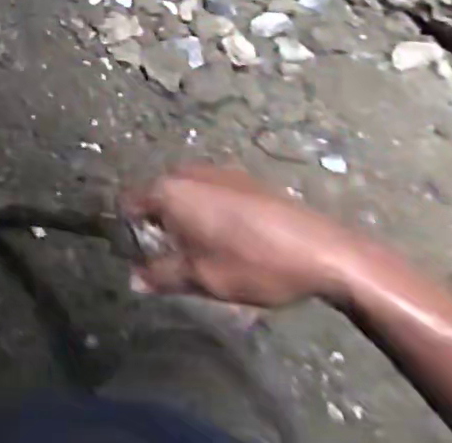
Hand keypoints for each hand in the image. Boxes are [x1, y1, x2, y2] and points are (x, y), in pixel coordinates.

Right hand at [121, 165, 367, 308]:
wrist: (325, 252)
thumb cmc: (254, 264)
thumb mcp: (204, 279)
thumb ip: (161, 276)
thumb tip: (132, 280)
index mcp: (167, 191)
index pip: (127, 201)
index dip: (129, 227)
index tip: (145, 252)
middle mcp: (184, 172)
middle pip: (155, 194)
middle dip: (159, 221)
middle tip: (178, 253)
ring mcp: (215, 170)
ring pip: (183, 191)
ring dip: (186, 214)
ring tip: (208, 246)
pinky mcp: (242, 176)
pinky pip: (209, 189)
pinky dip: (209, 207)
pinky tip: (235, 235)